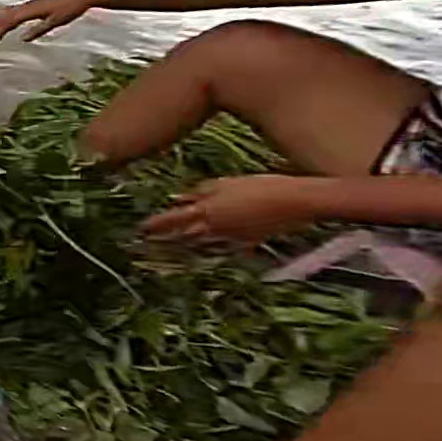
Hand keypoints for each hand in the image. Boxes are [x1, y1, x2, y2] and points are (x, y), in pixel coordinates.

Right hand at [0, 0, 101, 42]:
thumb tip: (24, 39)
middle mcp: (27, 7)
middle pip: (4, 18)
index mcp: (30, 11)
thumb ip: (39, 30)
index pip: (9, 22)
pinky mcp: (35, 5)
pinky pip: (14, 12)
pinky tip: (7, 22)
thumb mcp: (56, 21)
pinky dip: (6, 18)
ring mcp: (30, 5)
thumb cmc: (71, 7)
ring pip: (8, 14)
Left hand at [142, 175, 319, 244]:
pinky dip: (214, 252)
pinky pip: (228, 249)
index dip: (153, 225)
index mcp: (204, 211)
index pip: (170, 220)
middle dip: (163, 240)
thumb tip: (177, 199)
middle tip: (146, 245)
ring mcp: (233, 236)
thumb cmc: (261, 186)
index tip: (139, 230)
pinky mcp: (252, 240)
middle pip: (182, 236)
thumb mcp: (223, 184)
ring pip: (201, 245)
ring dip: (183, 249)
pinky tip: (207, 256)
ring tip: (167, 253)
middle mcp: (215, 227)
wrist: (302, 200)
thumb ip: (198, 193)